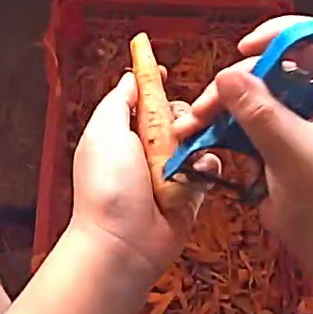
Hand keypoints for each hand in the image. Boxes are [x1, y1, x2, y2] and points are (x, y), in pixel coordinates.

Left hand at [68, 72, 209, 281]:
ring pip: (196, 137)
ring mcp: (169, 170)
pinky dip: (207, 165)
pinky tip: (199, 167)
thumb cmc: (106, 188)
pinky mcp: (190, 191)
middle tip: (175, 125)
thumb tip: (130, 77)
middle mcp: (146, 149)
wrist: (123, 243)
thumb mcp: (103, 131)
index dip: (153, 82)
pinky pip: (208, 167)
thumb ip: (118, 101)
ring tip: (184, 150)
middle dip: (180, 113)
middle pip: (176, 113)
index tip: (163, 70)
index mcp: (121, 133)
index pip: (142, 98)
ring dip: (195, 138)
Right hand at [185, 16, 312, 262]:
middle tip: (206, 107)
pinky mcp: (268, 138)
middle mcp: (312, 97)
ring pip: (245, 94)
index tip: (245, 48)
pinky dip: (215, 126)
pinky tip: (196, 135)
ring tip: (192, 124)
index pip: (308, 42)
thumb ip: (262, 114)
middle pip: (264, 69)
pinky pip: (236, 120)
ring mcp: (288, 117)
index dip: (277, 37)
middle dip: (231, 85)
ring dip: (216, 106)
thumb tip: (228, 77)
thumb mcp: (297, 153)